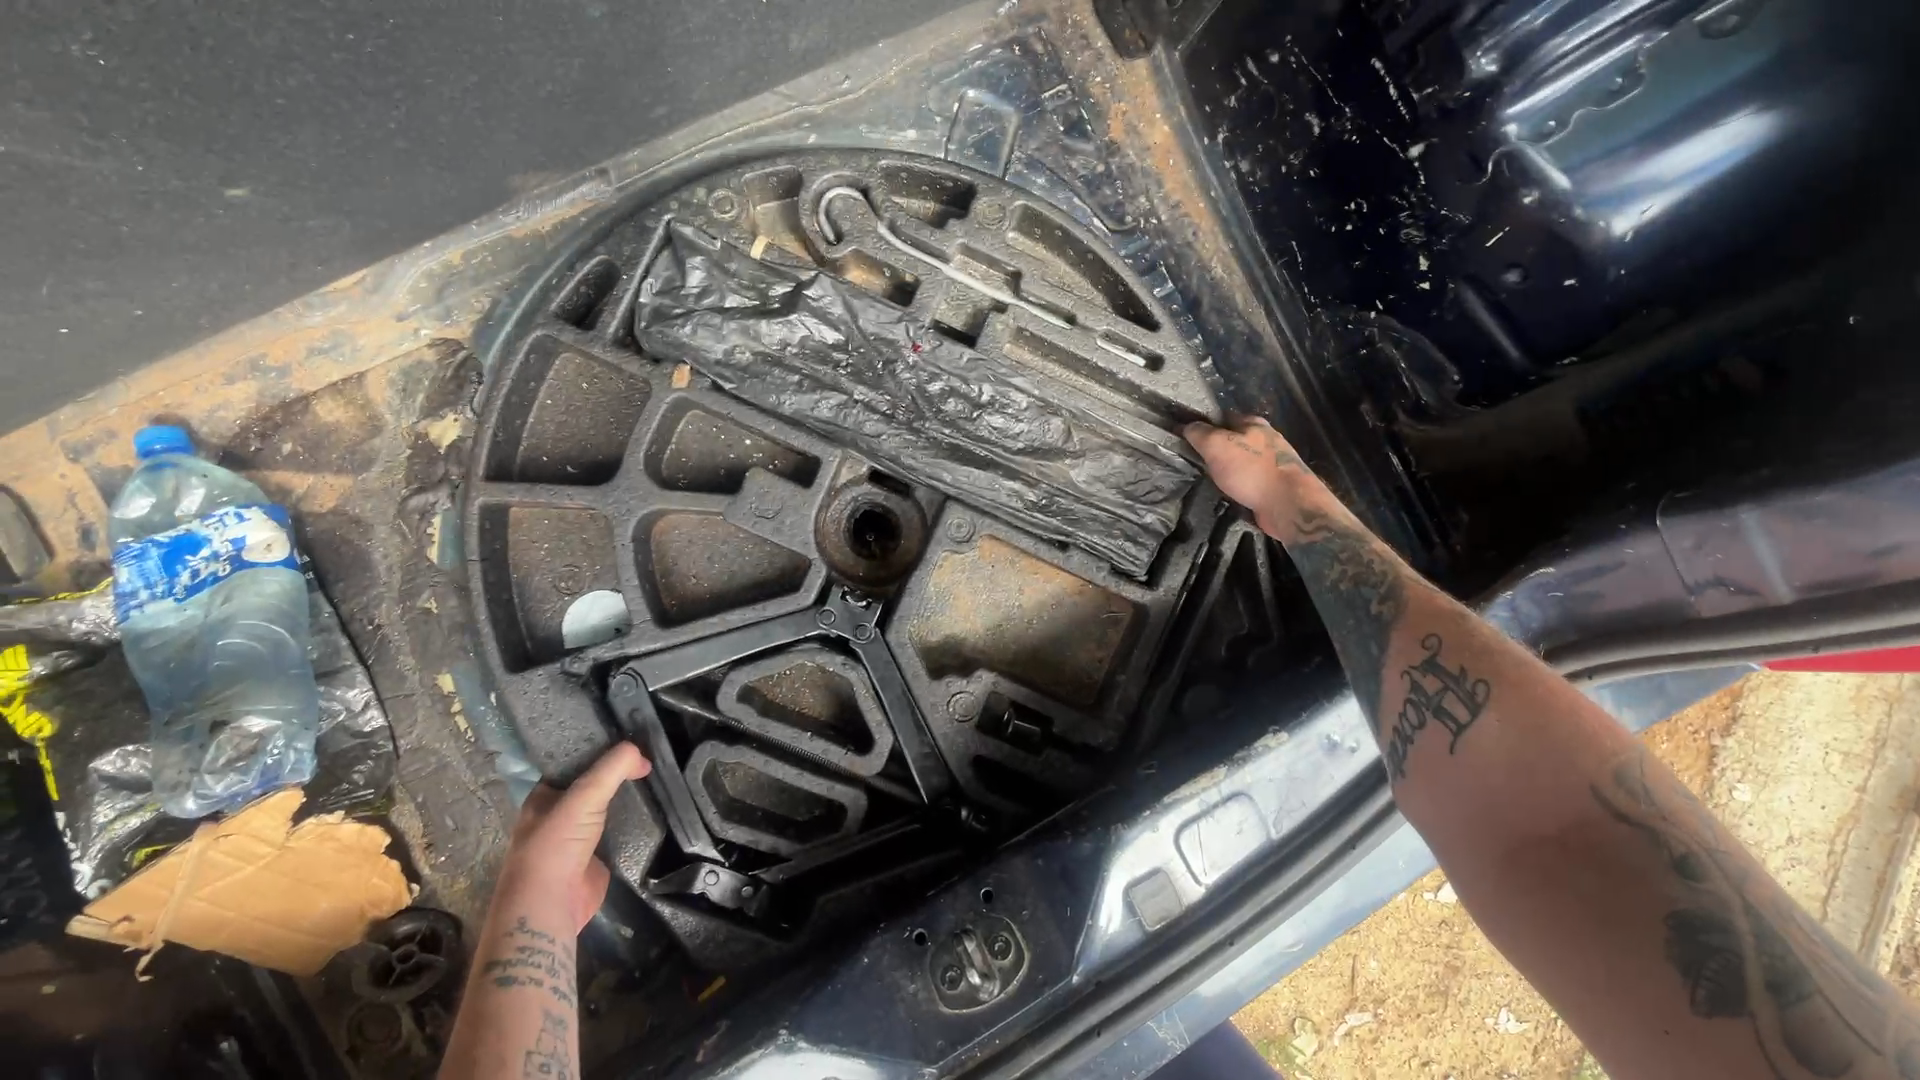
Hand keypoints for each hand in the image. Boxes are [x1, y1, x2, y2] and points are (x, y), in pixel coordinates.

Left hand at [495, 742, 650, 933]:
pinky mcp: (598, 856)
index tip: (630, 739)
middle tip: (649, 757)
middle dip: (618, 773)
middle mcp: (560, 814)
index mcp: (544, 797)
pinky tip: (656, 808)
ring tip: (658, 778)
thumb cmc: (556, 846)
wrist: (553, 905)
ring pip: (608, 807)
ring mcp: (579, 836)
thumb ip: (612, 769)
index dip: (599, 750)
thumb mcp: (583, 797)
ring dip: (628, 797)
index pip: (574, 763)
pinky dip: (636, 820)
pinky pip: (620, 830)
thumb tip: (642, 753)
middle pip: (594, 784)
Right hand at [1184, 417, 1311, 536]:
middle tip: (1195, 462)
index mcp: (1254, 423)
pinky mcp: (1274, 484)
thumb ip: (1199, 433)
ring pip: (1241, 462)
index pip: (1223, 417)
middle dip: (1215, 450)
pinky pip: (1248, 480)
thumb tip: (1187, 426)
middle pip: (1233, 440)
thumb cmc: (1250, 470)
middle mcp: (1266, 439)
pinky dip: (1237, 485)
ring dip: (1226, 470)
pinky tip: (1228, 493)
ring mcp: (1272, 462)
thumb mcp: (1216, 446)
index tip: (1188, 439)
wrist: (1287, 504)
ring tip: (1208, 480)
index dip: (1204, 425)